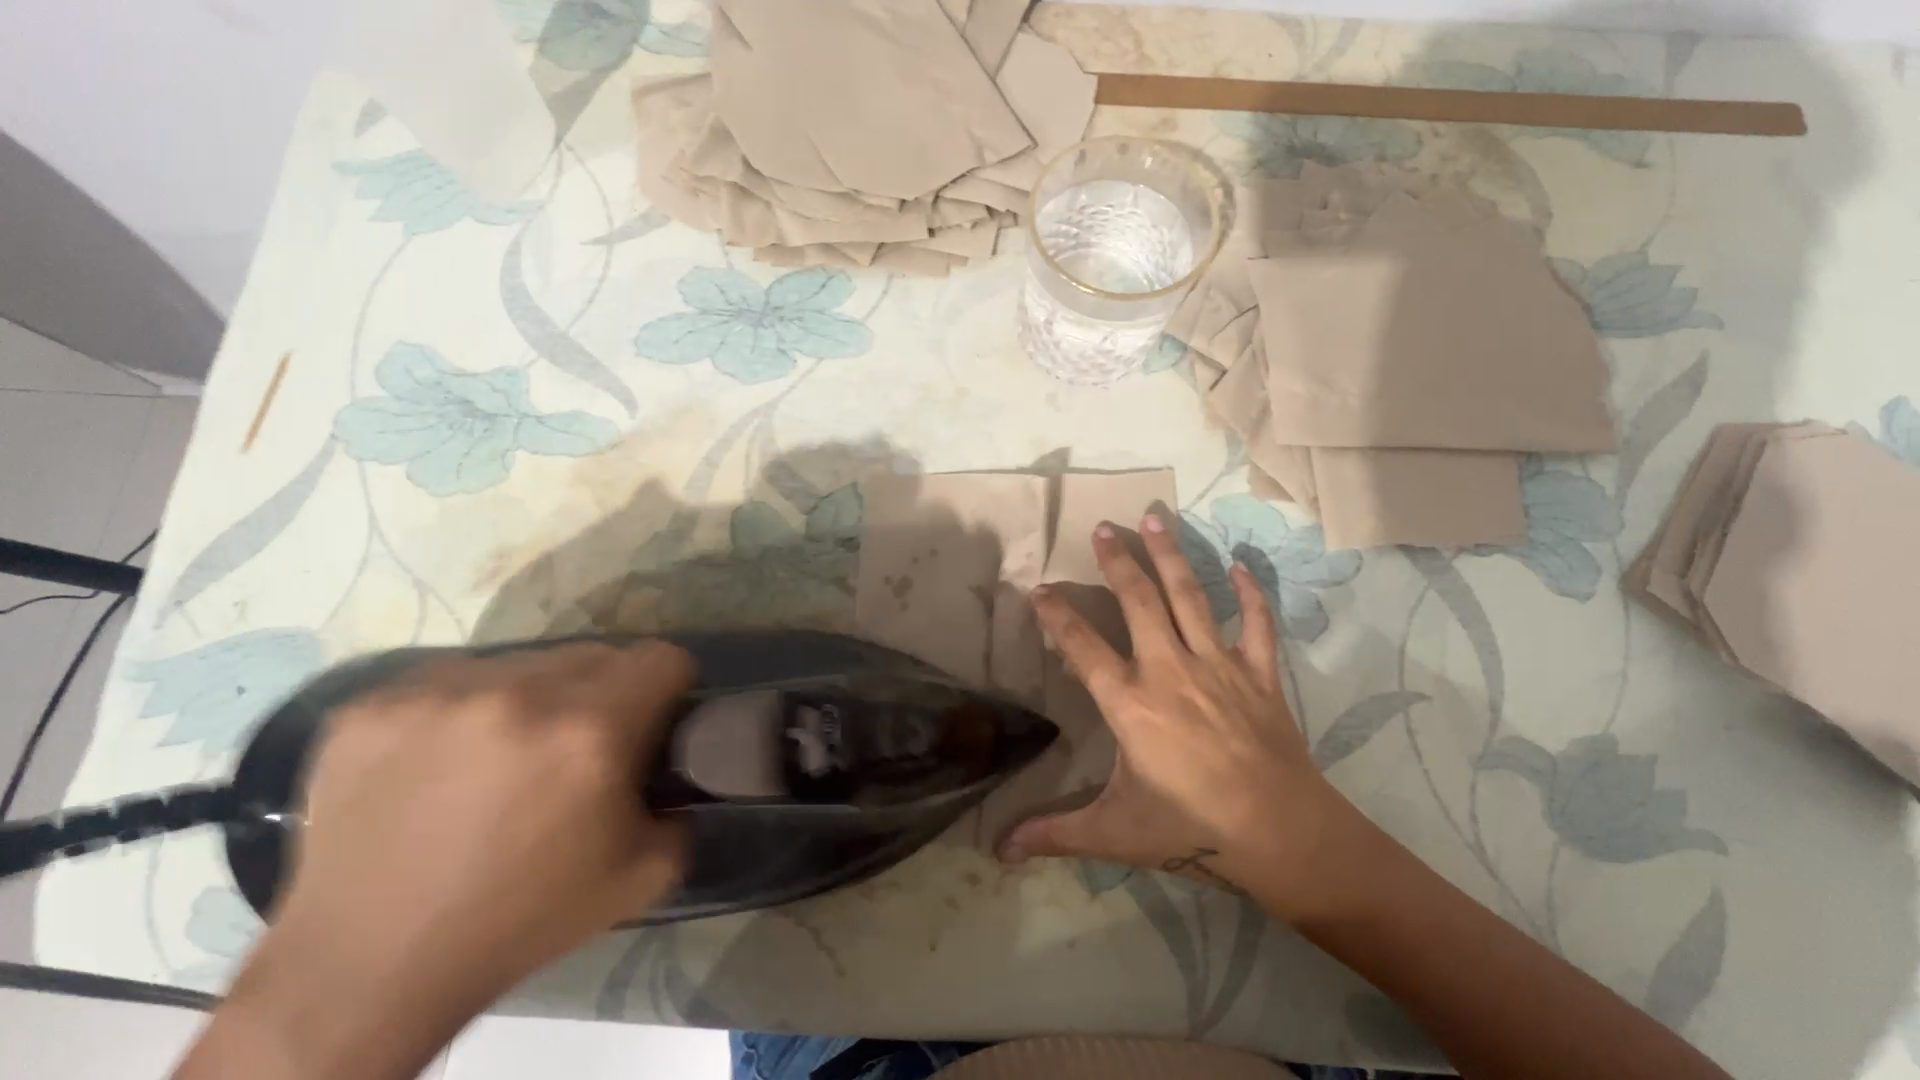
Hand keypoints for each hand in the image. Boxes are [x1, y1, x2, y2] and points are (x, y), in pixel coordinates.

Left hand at [279, 641, 691, 988]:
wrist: (371, 965)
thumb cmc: (522, 921)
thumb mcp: (642, 876)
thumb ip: (679, 810)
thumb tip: (674, 774)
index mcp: (591, 730)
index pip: (661, 658)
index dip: (667, 692)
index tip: (650, 725)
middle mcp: (519, 692)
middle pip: (593, 654)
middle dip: (600, 696)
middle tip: (575, 751)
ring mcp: (437, 691)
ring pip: (518, 663)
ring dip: (529, 699)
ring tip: (500, 760)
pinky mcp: (373, 704)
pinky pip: (445, 681)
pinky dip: (459, 712)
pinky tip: (439, 767)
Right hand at [997, 514, 1353, 898]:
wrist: (1280, 833)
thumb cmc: (1190, 830)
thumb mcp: (1113, 833)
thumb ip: (1055, 833)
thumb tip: (997, 852)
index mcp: (1129, 703)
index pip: (1082, 647)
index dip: (1058, 616)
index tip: (1039, 590)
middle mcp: (1169, 670)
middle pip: (1138, 602)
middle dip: (1117, 562)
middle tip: (1102, 527)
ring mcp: (1218, 666)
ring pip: (1189, 597)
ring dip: (1169, 555)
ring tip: (1154, 517)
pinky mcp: (1259, 674)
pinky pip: (1256, 623)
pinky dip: (1250, 592)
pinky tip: (1241, 564)